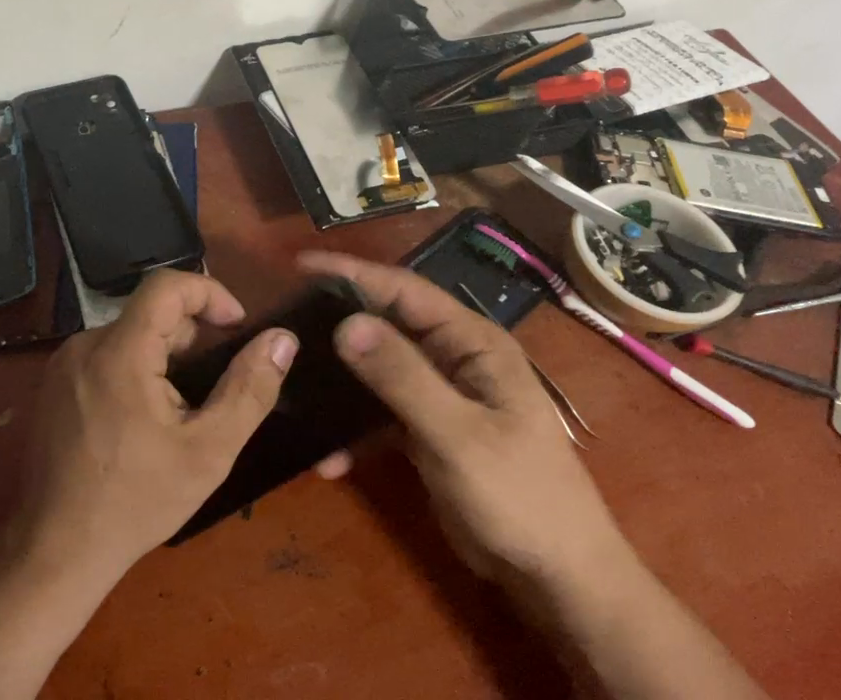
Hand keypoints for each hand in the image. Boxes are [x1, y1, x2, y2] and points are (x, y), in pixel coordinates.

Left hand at [9, 269, 298, 580]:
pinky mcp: (52, 386)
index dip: (209, 292)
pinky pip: (103, 358)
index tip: (235, 326)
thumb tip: (282, 339)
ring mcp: (62, 366)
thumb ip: (249, 389)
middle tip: (210, 389)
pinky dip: (132, 372)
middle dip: (189, 339)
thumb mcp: (209, 450)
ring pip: (126, 337)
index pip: (165, 285)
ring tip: (178, 412)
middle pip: (148, 315)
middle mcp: (84, 346)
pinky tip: (141, 422)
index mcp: (119, 352)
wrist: (58, 546)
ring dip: (160, 358)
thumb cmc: (138, 500)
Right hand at [299, 251, 634, 592]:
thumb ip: (402, 377)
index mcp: (473, 344)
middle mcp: (456, 360)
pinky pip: (381, 417)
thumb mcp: (456, 434)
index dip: (353, 274)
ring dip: (341, 384)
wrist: (556, 574)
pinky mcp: (429, 432)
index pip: (405, 291)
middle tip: (284, 326)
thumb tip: (346, 322)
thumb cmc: (519, 495)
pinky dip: (355, 433)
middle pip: (387, 326)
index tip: (299, 266)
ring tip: (292, 387)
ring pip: (379, 371)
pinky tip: (328, 459)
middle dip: (339, 326)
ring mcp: (442, 397)